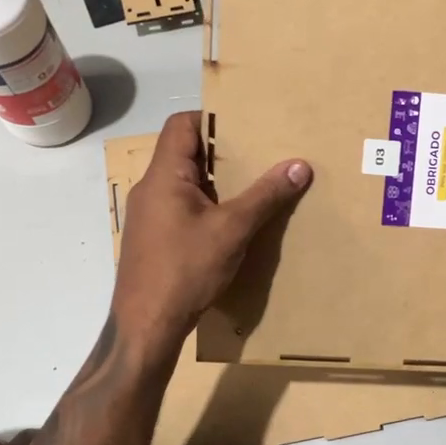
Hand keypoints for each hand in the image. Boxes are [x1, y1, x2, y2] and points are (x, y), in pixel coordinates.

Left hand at [113, 112, 310, 365]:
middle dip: (225, 151)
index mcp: (165, 176)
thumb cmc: (184, 270)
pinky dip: (210, 206)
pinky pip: (185, 207)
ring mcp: (151, 215)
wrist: (146, 326)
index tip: (247, 124)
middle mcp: (152, 189)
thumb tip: (300, 165)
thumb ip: (265, 195)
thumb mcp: (232, 230)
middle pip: (186, 152)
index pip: (181, 125)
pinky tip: (236, 222)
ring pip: (187, 183)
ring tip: (257, 185)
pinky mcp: (156, 239)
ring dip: (219, 182)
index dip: (212, 118)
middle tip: (262, 153)